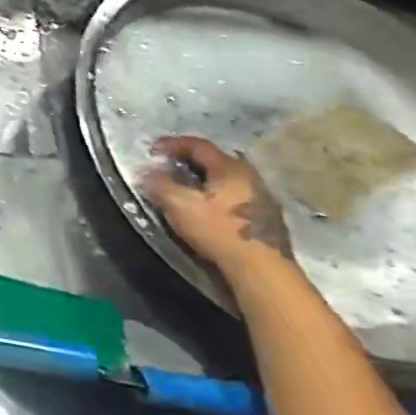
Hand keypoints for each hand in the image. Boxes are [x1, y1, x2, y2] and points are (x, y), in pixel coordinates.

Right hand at [142, 135, 293, 280]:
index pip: (198, 145)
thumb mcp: (179, 205)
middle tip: (172, 166)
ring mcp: (264, 198)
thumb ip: (160, 184)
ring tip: (190, 189)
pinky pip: (238, 198)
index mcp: (230, 167)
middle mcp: (250, 176)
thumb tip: (146, 172)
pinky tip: (212, 210)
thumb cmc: (219, 231)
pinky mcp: (269, 219)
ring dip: (207, 181)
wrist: (262, 270)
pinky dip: (220, 197)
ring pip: (229, 180)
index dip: (173, 143)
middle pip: (216, 160)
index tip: (154, 149)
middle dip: (191, 161)